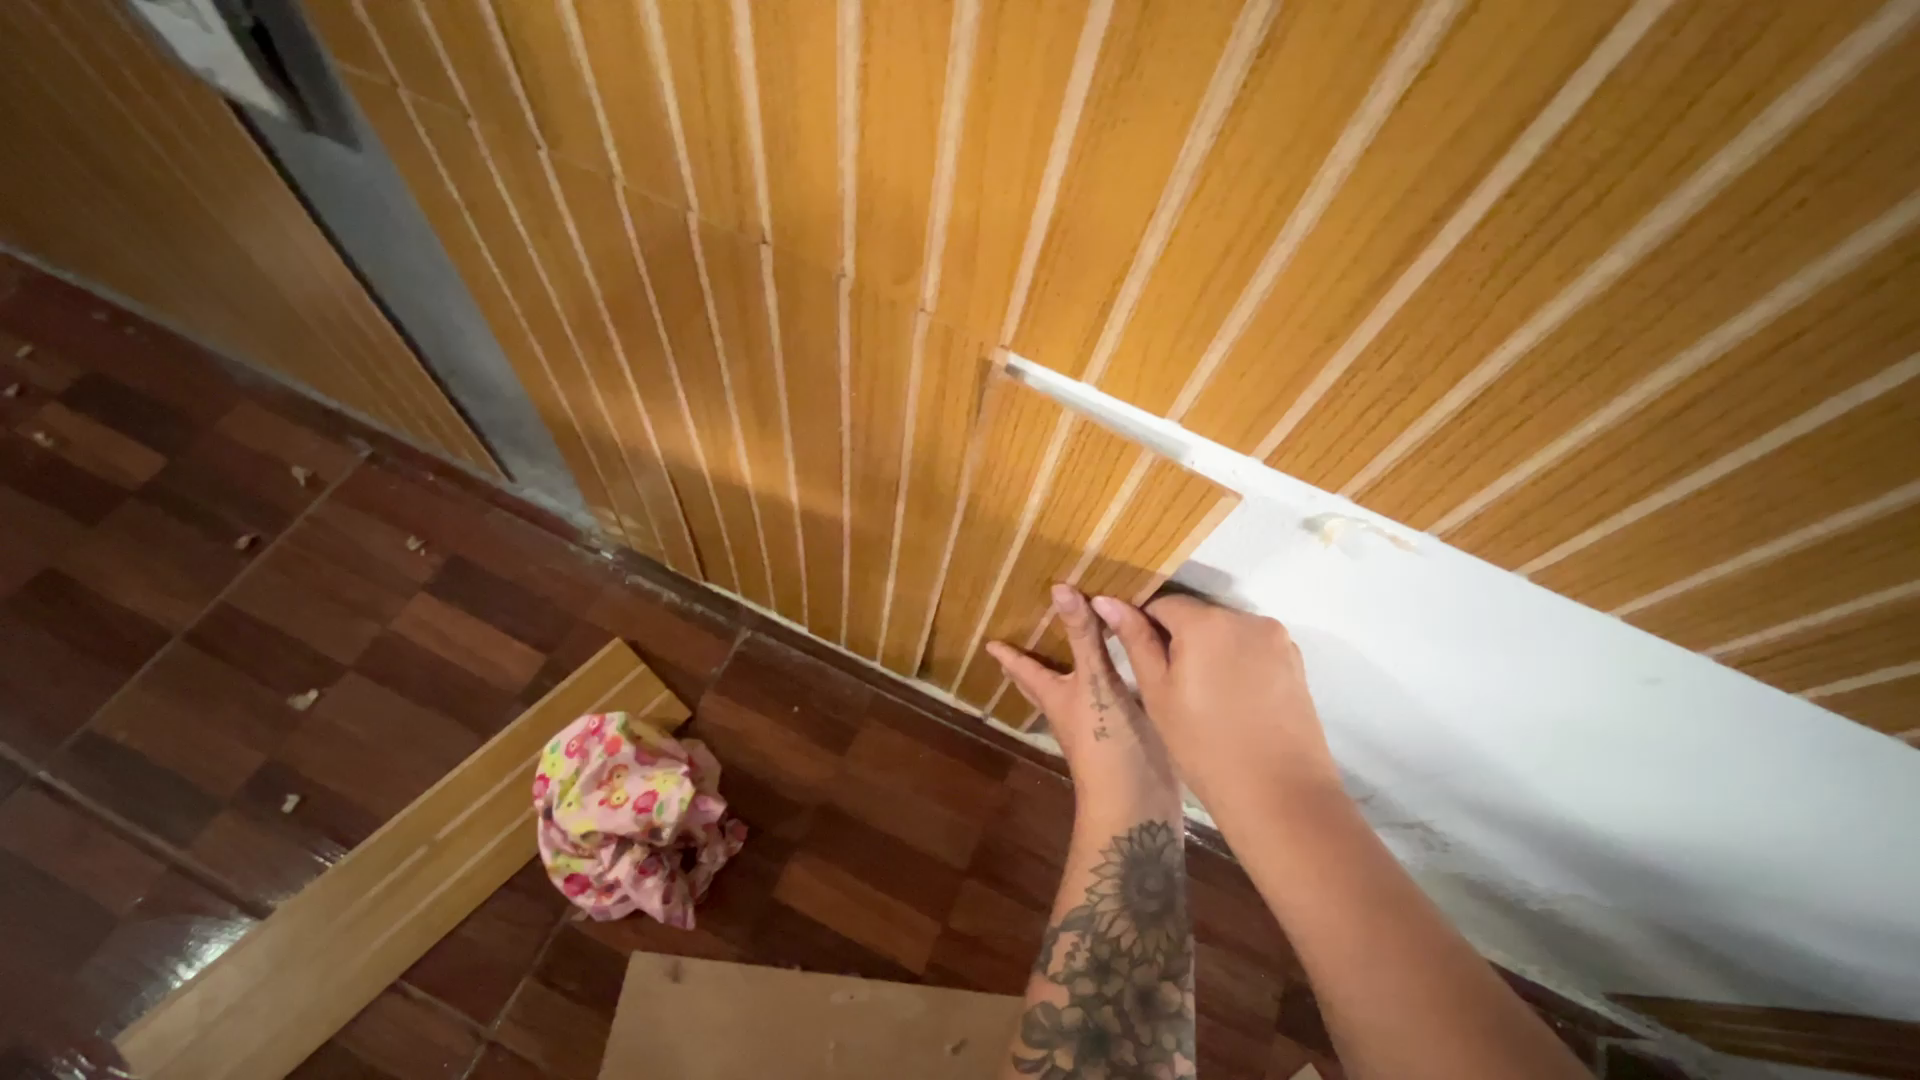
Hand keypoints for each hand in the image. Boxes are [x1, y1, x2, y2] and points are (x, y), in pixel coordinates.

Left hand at [987, 585, 1180, 819]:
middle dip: (1033, 666)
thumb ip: (1083, 636)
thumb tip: (1060, 588)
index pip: (1025, 669)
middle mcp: (1071, 710)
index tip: (990, 641)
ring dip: (1074, 673)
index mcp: (1056, 697)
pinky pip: (1114, 699)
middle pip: (1043, 684)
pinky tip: (1130, 675)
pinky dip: (1115, 682)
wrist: (1138, 803)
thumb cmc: (1106, 742)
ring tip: (1077, 649)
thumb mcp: (1095, 682)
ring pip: (1078, 692)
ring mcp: (1098, 724)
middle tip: (1024, 643)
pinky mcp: (1127, 733)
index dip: (1009, 655)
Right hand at [1091, 593, 1342, 815]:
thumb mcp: (1158, 693)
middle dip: (1179, 637)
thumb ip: (1135, 641)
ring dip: (1209, 649)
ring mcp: (1276, 638)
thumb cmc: (1204, 746)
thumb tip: (1106, 601)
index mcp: (1205, 622)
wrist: (1278, 794)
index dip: (1144, 624)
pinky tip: (1232, 699)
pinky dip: (1236, 661)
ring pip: (1225, 631)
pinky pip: (1252, 647)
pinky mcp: (1295, 660)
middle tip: (1168, 682)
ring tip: (1203, 695)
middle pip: (1197, 615)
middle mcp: (1245, 618)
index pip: (1162, 602)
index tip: (1138, 655)